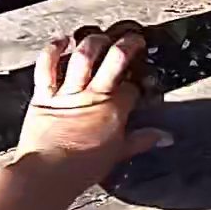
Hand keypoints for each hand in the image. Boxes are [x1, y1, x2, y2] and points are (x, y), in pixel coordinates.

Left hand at [13, 26, 171, 193]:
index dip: (136, 85)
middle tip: (133, 38)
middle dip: (127, 45)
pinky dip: (53, 49)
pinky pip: (47, 65)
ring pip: (85, 56)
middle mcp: (94, 95)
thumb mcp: (118, 154)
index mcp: (115, 110)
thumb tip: (166, 138)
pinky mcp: (44, 94)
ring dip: (94, 41)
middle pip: (115, 60)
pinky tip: (62, 40)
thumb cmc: (82, 168)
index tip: (136, 85)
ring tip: (100, 36)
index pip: (132, 89)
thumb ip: (141, 141)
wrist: (47, 174)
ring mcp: (69, 92)